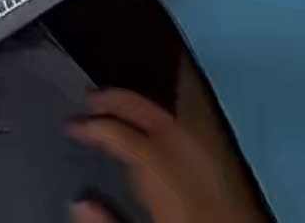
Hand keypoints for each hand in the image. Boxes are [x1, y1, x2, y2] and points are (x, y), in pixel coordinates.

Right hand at [68, 89, 229, 222]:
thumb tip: (80, 203)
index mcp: (177, 193)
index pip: (132, 140)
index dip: (97, 127)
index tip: (73, 126)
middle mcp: (198, 175)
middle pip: (157, 118)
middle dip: (119, 101)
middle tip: (90, 101)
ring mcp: (218, 177)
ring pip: (175, 123)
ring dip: (140, 109)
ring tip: (114, 107)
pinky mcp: (230, 187)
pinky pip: (191, 139)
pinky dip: (164, 128)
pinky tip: (151, 136)